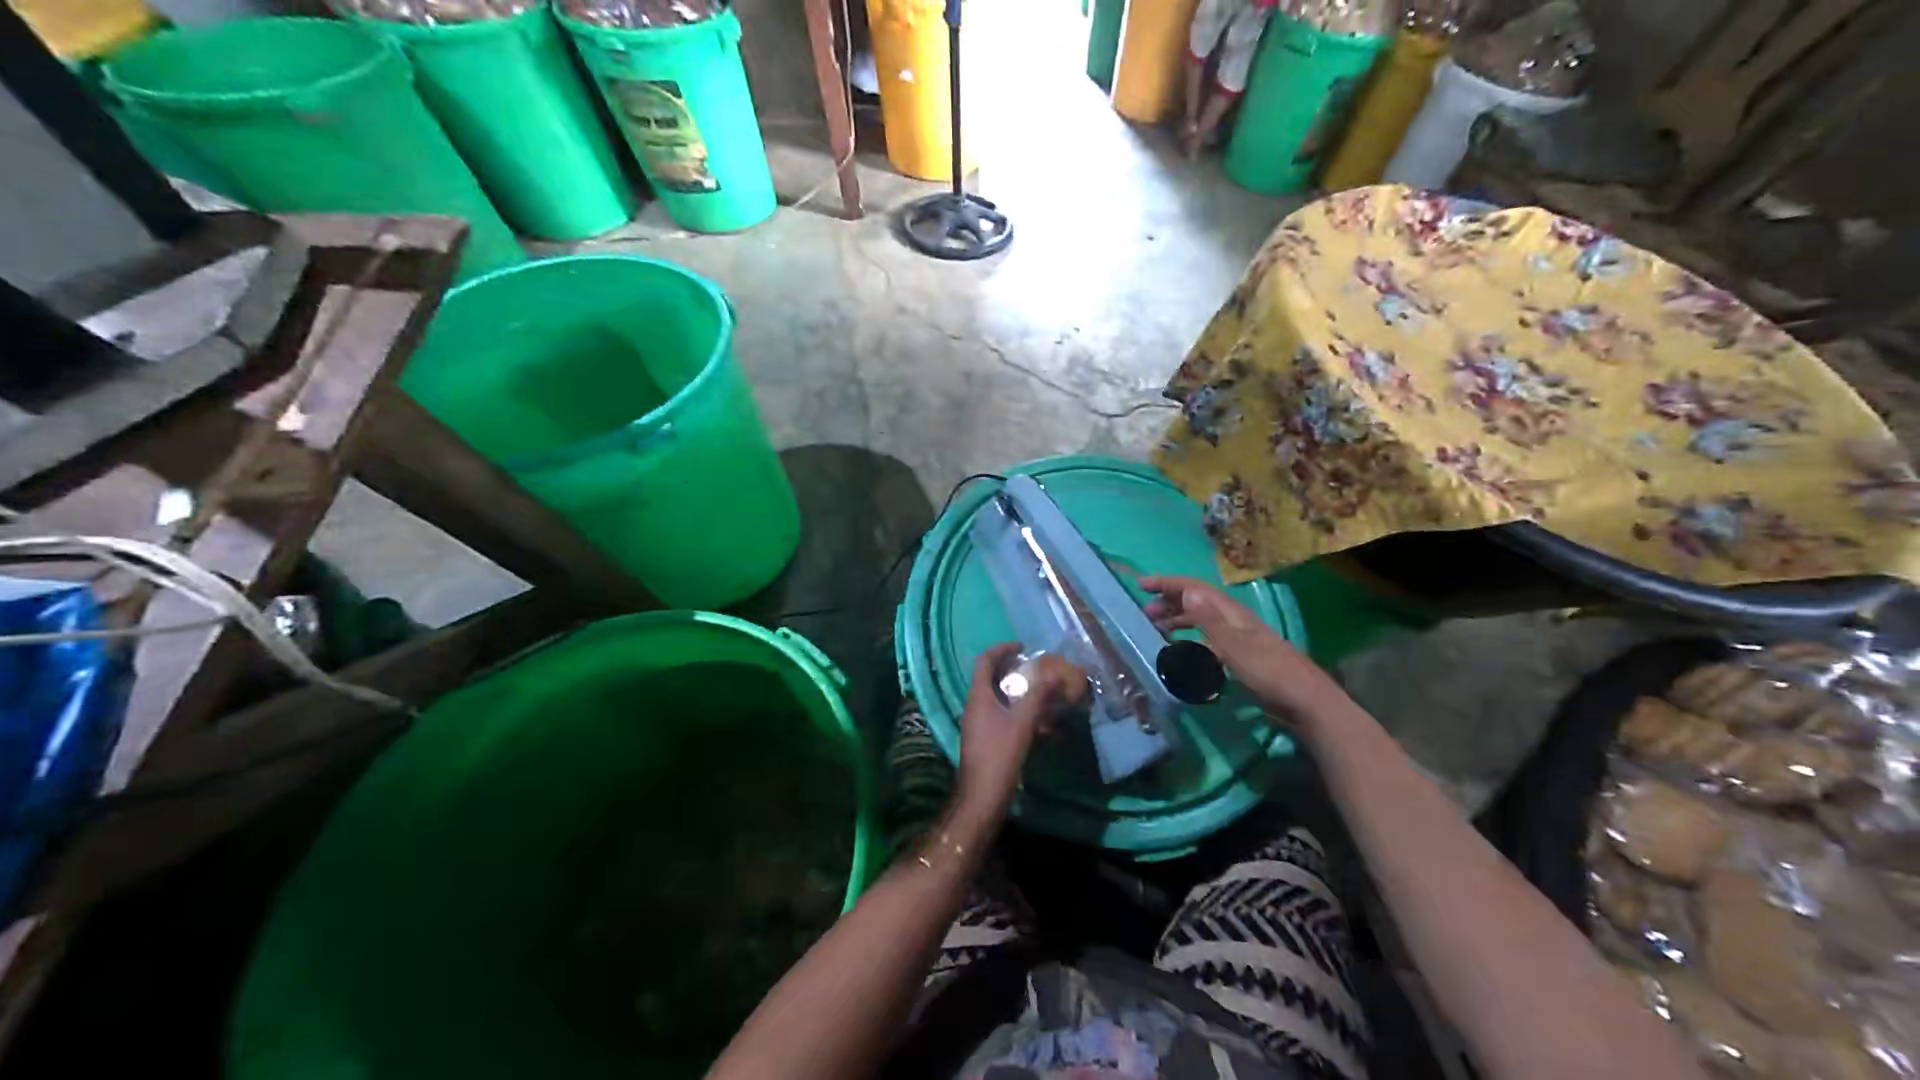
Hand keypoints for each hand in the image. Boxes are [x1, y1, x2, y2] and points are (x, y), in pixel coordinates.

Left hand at [955, 644, 1067, 823]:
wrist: (982, 797)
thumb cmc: (999, 755)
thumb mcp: (1022, 723)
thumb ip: (1038, 697)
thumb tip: (1055, 676)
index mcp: (978, 696)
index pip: (984, 661)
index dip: (1002, 649)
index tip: (1023, 647)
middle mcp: (975, 706)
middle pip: (992, 678)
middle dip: (1014, 671)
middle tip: (1038, 668)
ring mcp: (979, 724)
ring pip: (999, 699)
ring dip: (1021, 694)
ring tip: (1045, 694)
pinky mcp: (987, 740)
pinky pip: (1004, 717)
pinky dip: (1021, 714)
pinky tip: (1044, 725)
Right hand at [1140, 575, 1334, 716]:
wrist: (1304, 700)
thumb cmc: (1268, 672)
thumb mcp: (1234, 646)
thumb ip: (1209, 620)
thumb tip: (1187, 592)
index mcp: (1231, 613)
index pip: (1195, 588)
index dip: (1168, 584)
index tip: (1142, 585)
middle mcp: (1234, 620)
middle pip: (1198, 602)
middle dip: (1170, 602)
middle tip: (1146, 614)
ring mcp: (1239, 638)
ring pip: (1203, 620)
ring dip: (1179, 620)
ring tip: (1158, 629)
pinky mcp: (1241, 656)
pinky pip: (1208, 639)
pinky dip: (1191, 639)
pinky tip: (1184, 652)